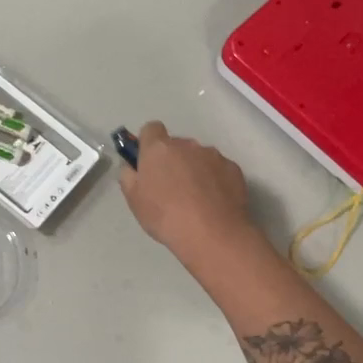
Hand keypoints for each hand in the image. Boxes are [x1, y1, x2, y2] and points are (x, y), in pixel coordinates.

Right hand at [119, 121, 253, 259]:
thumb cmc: (165, 216)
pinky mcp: (233, 168)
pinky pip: (217, 169)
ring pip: (198, 157)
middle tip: (169, 188)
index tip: (146, 162)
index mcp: (159, 149)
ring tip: (193, 199)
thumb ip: (129, 177)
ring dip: (193, 170)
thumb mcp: (134, 200)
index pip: (151, 129)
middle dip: (171, 160)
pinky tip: (211, 202)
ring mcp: (213, 155)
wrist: (211, 233)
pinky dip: (213, 180)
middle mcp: (187, 145)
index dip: (147, 143)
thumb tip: (132, 167)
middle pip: (175, 145)